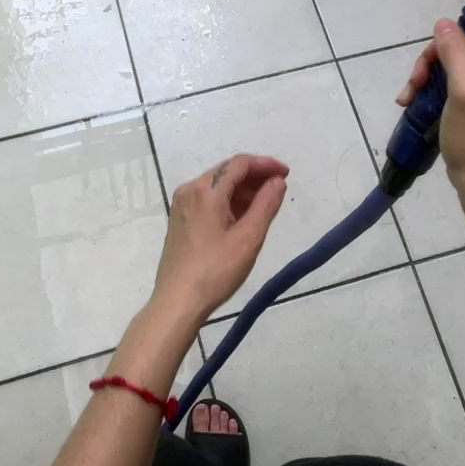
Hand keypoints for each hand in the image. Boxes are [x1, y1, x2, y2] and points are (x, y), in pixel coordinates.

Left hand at [152, 154, 289, 324]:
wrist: (178, 302)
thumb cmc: (216, 270)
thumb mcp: (248, 238)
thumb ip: (266, 205)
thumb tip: (277, 181)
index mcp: (205, 190)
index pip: (239, 163)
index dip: (265, 164)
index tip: (286, 174)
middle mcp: (189, 190)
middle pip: (227, 172)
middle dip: (255, 177)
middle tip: (280, 188)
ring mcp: (182, 205)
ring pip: (217, 186)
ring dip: (243, 190)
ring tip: (266, 204)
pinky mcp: (180, 219)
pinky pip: (208, 200)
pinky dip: (228, 202)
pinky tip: (243, 216)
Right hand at [397, 19, 464, 198]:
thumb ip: (456, 53)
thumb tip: (444, 23)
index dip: (450, 41)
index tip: (430, 60)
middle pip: (462, 51)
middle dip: (432, 65)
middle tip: (414, 85)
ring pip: (454, 68)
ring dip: (427, 79)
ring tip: (409, 97)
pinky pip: (454, 85)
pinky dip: (433, 91)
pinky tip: (414, 103)